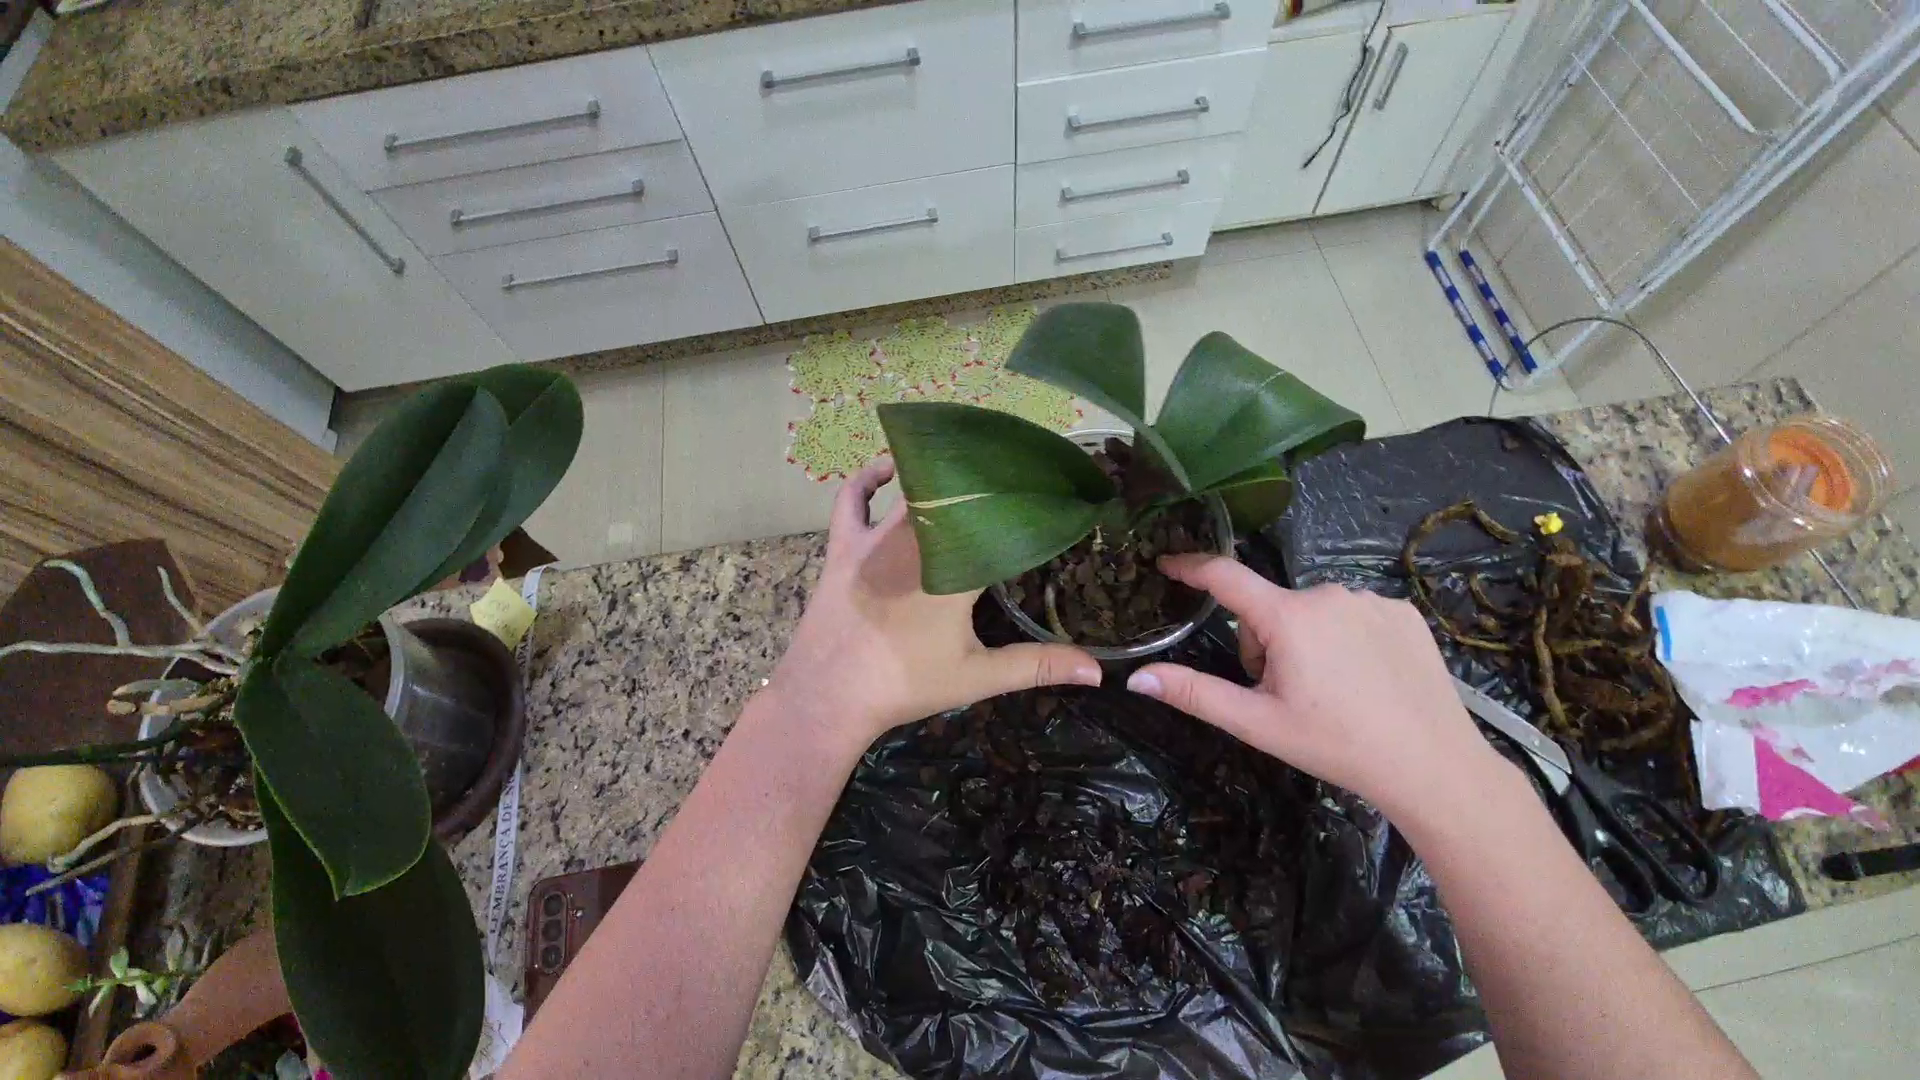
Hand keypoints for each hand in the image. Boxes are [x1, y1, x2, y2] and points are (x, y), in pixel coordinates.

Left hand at [767, 459, 1102, 755]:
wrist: (828, 696)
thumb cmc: (905, 683)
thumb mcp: (976, 676)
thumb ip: (1037, 666)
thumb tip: (1097, 671)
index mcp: (955, 569)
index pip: (1000, 526)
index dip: (1028, 510)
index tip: (1054, 501)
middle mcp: (916, 541)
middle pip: (958, 496)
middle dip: (990, 485)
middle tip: (1020, 479)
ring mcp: (875, 539)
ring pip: (912, 491)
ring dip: (941, 478)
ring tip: (971, 468)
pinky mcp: (844, 545)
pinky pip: (853, 498)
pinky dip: (870, 478)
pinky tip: (890, 468)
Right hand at [1124, 554, 1507, 821]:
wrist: (1434, 766)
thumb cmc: (1336, 744)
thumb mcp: (1257, 723)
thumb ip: (1194, 694)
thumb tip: (1137, 677)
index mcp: (1288, 618)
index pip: (1225, 577)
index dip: (1191, 567)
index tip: (1166, 561)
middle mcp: (1329, 593)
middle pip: (1270, 608)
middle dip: (1263, 643)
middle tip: (1285, 693)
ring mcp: (1371, 599)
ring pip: (1310, 612)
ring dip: (1303, 640)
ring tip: (1331, 690)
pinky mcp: (1403, 611)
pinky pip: (1351, 614)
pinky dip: (1343, 638)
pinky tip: (1366, 677)